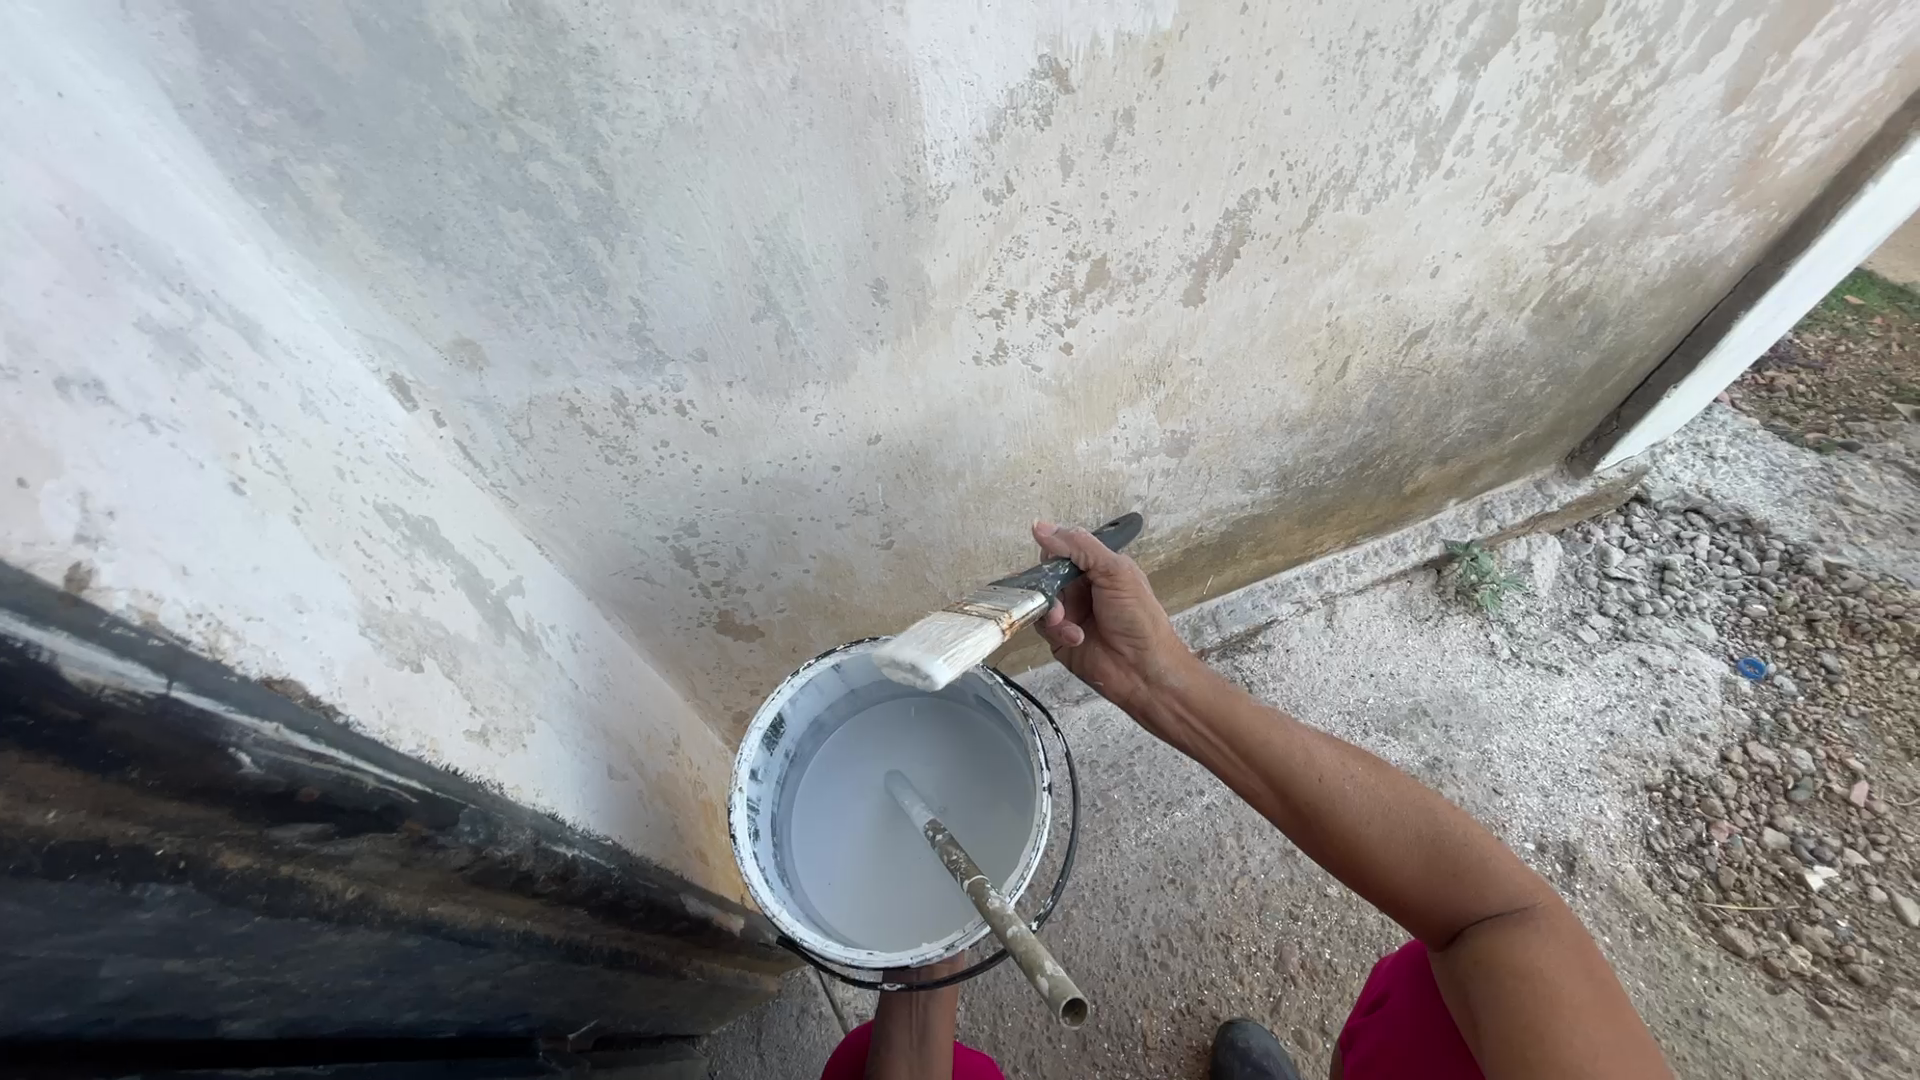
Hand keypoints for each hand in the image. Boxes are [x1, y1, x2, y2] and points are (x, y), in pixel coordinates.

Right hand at [1030, 521, 1193, 721]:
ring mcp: (1070, 612)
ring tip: (1065, 621)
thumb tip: (1042, 527)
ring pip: (1040, 600)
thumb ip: (1079, 546)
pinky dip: (1056, 630)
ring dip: (1051, 610)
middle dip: (1047, 585)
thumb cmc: (1141, 621)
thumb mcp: (1115, 572)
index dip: (1054, 554)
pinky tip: (1075, 637)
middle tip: (1058, 597)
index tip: (1050, 564)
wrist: (1143, 671)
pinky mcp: (1060, 637)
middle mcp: (1082, 587)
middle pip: (1046, 574)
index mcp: (1099, 567)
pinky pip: (1041, 626)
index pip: (1064, 548)